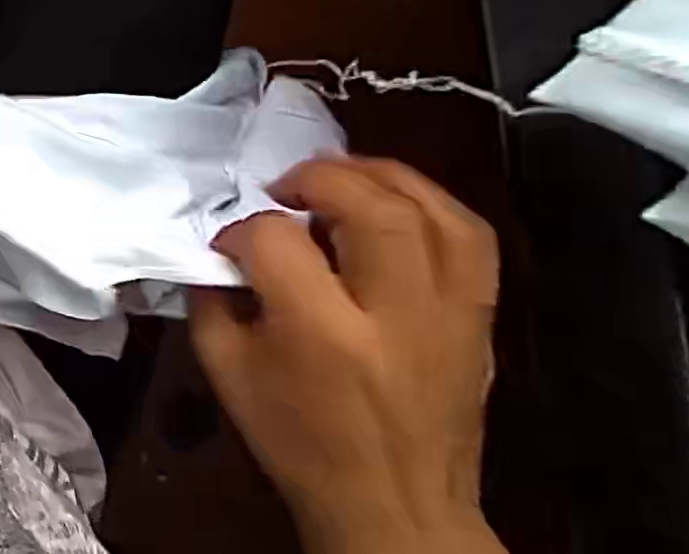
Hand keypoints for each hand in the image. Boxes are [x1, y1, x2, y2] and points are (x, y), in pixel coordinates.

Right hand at [190, 157, 504, 553]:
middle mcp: (394, 317)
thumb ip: (210, 298)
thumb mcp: (227, 373)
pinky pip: (472, 237)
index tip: (231, 244)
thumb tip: (218, 245)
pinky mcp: (478, 320)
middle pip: (369, 208)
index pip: (276, 241)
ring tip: (337, 177)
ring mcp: (449, 317)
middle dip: (317, 178)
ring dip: (376, 175)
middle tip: (285, 190)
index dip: (241, 229)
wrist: (398, 513)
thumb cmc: (301, 443)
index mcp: (322, 336)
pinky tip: (392, 199)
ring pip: (431, 212)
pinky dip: (429, 200)